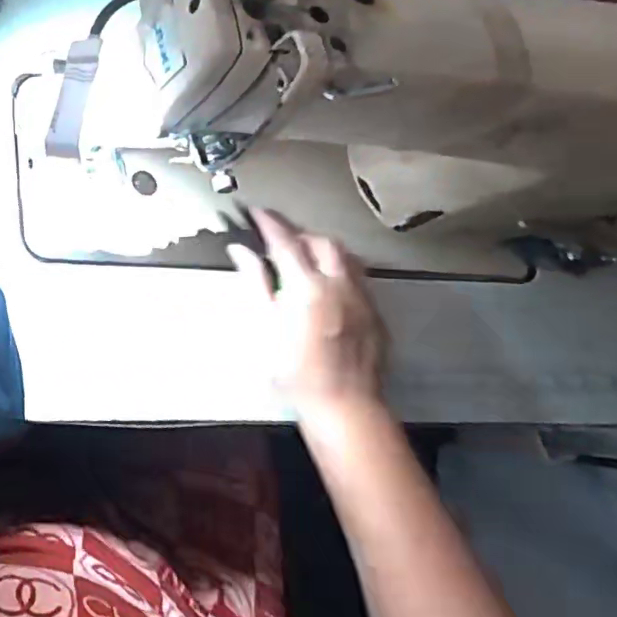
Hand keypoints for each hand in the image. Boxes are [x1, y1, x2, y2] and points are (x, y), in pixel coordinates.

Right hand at [226, 209, 388, 425]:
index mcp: (307, 288)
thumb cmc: (292, 370)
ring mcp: (362, 299)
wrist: (344, 406)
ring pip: (346, 257)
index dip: (270, 223)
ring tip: (302, 253)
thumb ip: (255, 283)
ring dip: (322, 248)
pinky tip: (325, 282)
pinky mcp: (375, 314)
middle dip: (298, 233)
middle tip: (276, 235)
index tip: (256, 211)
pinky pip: (358, 278)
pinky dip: (339, 268)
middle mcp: (339, 286)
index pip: (286, 242)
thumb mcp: (263, 326)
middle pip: (322, 243)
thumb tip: (241, 250)